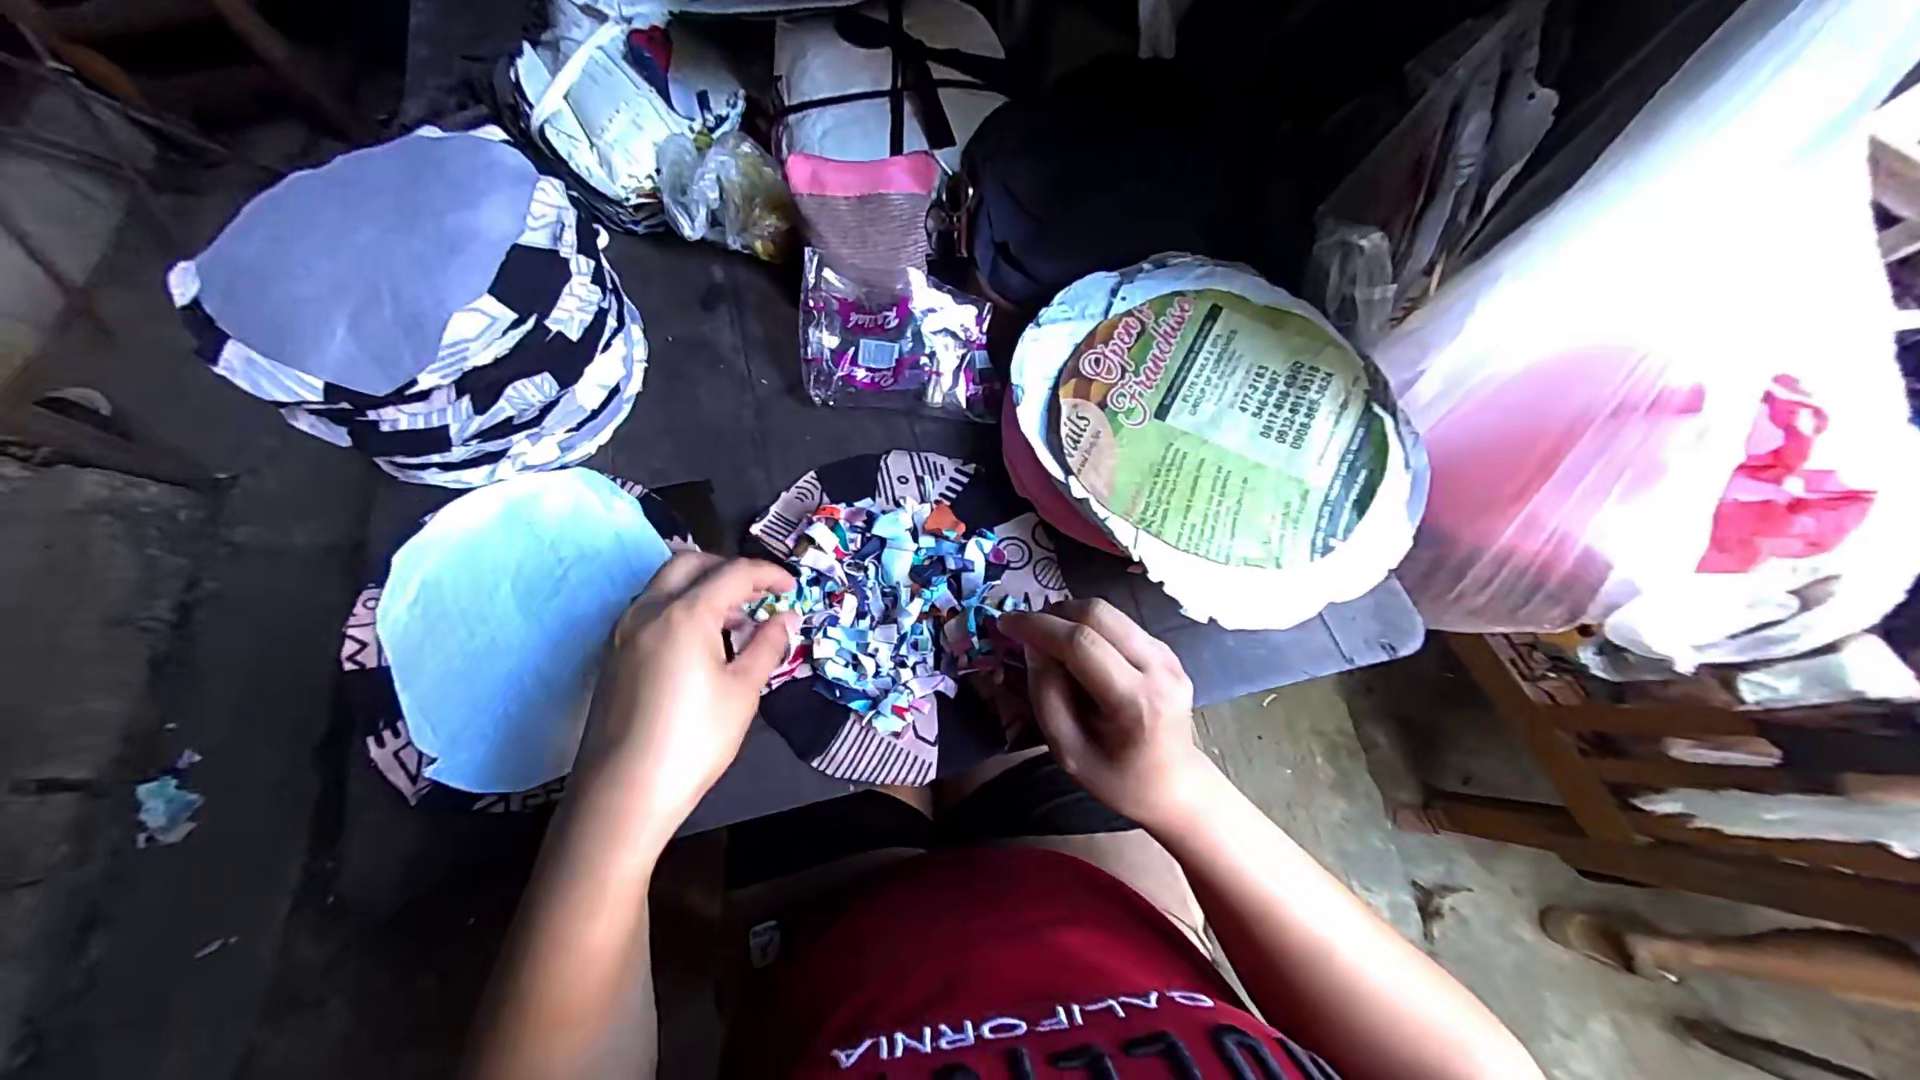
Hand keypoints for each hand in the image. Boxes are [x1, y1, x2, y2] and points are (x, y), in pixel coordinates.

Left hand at [576, 552, 796, 840]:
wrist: (622, 794)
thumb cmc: (693, 740)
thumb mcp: (743, 691)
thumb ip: (768, 645)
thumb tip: (786, 618)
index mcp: (685, 614)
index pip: (733, 572)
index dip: (768, 574)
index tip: (792, 587)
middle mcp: (648, 610)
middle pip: (691, 562)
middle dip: (729, 569)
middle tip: (759, 593)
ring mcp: (623, 631)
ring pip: (665, 583)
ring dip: (703, 586)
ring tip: (734, 621)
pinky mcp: (612, 654)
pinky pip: (651, 608)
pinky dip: (681, 606)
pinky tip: (700, 643)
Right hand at [998, 599, 1214, 828]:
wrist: (1174, 785)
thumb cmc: (1117, 778)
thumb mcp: (1069, 752)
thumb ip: (1046, 696)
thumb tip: (1032, 645)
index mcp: (1137, 702)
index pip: (1081, 643)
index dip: (1038, 626)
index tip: (1006, 623)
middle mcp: (1159, 670)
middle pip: (1098, 614)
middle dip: (1053, 613)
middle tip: (1026, 628)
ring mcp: (1168, 657)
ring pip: (1109, 611)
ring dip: (1070, 615)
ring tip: (1047, 637)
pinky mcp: (1167, 651)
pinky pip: (1120, 623)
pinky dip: (1090, 625)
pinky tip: (1076, 648)